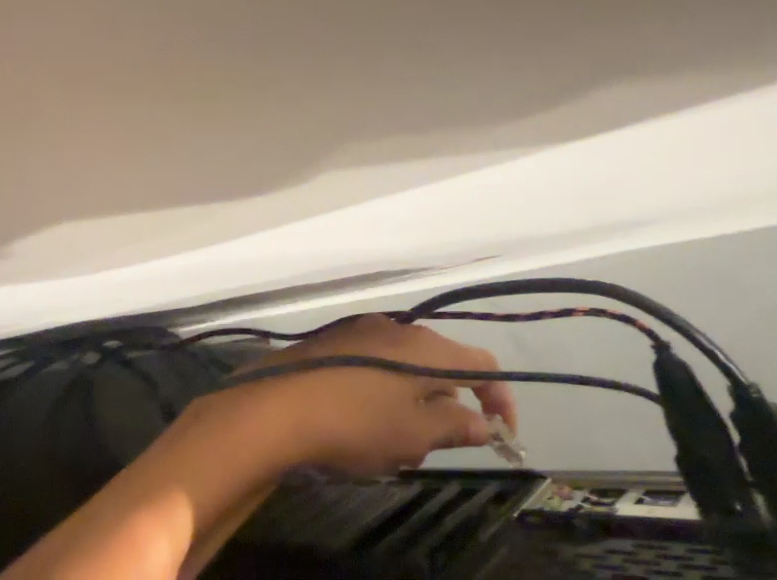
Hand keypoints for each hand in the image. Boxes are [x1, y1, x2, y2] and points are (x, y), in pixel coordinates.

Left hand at [189, 314, 517, 476]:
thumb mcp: (414, 435)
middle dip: (447, 408)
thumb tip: (482, 421)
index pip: (483, 364)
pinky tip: (360, 426)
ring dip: (410, 407)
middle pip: (441, 365)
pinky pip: (374, 368)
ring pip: (405, 370)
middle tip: (432, 447)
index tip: (502, 436)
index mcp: (425, 347)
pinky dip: (381, 396)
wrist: (274, 407)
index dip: (500, 399)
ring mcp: (359, 332)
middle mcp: (395, 329)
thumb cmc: (355, 423)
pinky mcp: (331, 344)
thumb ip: (455, 426)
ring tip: (390, 445)